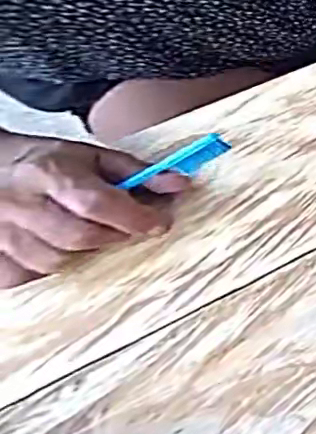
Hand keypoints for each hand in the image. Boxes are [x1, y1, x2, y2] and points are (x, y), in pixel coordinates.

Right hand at [0, 133, 188, 288]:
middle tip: (127, 229)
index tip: (161, 224)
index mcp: (50, 176)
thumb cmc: (48, 162)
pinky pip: (15, 276)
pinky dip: (42, 269)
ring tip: (90, 235)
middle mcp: (16, 205)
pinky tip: (55, 250)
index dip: (136, 218)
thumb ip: (141, 171)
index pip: (98, 204)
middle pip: (77, 237)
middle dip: (115, 236)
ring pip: (48, 260)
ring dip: (82, 254)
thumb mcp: (96, 157)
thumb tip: (181, 184)